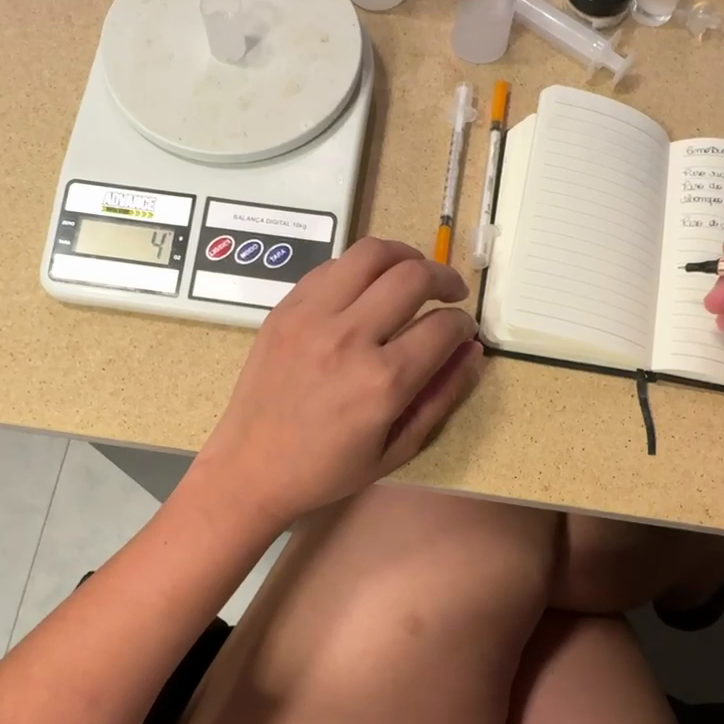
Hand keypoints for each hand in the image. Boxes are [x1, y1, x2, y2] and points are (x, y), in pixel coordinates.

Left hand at [193, 237, 484, 525]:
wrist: (251, 467)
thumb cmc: (327, 470)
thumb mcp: (396, 449)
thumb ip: (441, 397)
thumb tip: (471, 351)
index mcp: (382, 382)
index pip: (443, 326)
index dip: (464, 324)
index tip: (463, 330)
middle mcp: (349, 338)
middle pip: (413, 275)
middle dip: (444, 278)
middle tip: (450, 292)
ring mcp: (312, 317)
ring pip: (371, 253)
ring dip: (404, 256)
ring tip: (413, 274)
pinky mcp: (286, 309)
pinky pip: (332, 266)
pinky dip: (359, 269)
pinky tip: (367, 289)